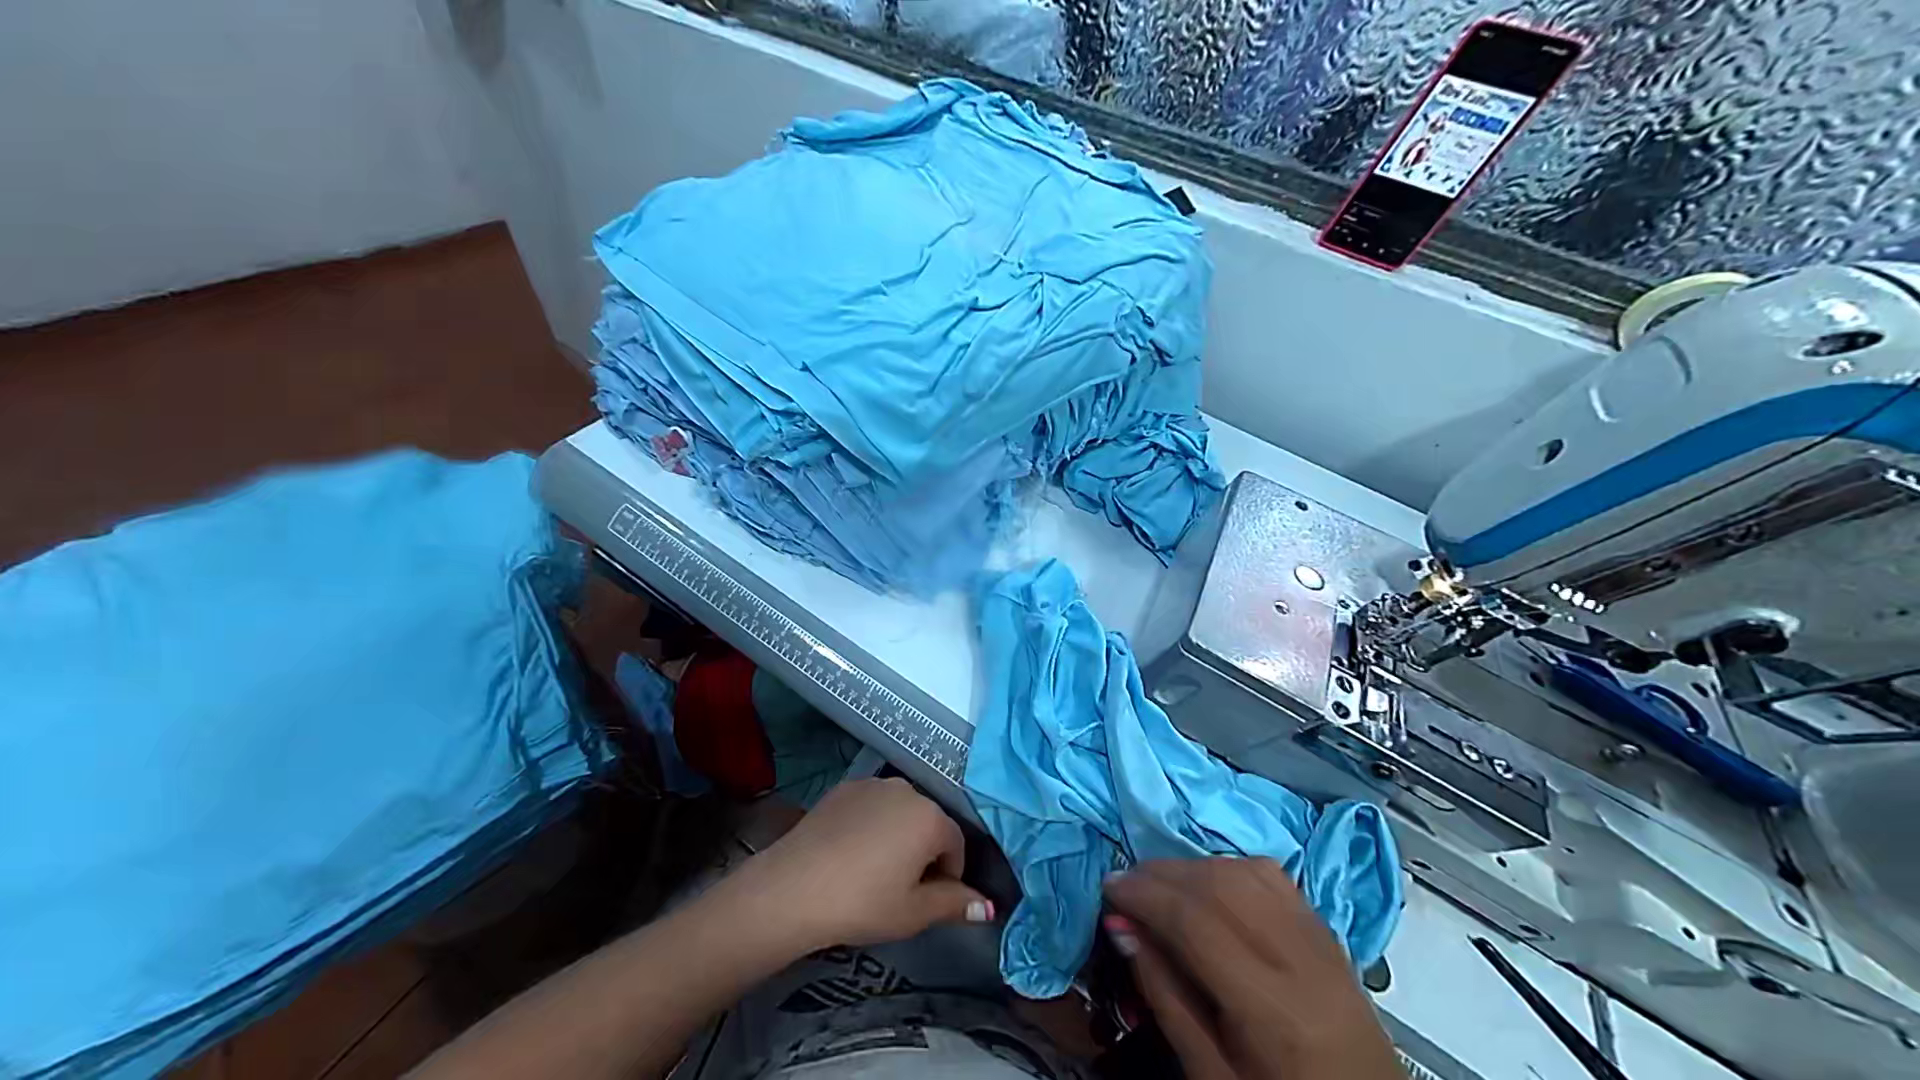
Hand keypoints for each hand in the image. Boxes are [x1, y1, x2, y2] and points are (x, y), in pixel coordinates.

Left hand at [724, 778, 993, 952]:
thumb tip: (988, 906)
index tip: (927, 901)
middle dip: (925, 853)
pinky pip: (872, 805)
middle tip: (900, 889)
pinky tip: (851, 853)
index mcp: (931, 817)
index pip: (957, 845)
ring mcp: (872, 784)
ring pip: (900, 812)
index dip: (948, 877)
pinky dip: (872, 824)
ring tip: (874, 871)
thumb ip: (955, 904)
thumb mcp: (914, 912)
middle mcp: (907, 790)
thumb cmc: (863, 903)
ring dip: (899, 835)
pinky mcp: (844, 787)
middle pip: (929, 824)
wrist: (793, 888)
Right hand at [1104, 858, 1401, 1079]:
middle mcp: (1305, 962)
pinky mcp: (1329, 934)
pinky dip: (1230, 869)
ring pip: (1248, 871)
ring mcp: (1323, 942)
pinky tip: (1207, 885)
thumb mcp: (1211, 1074)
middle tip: (1125, 884)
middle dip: (1163, 873)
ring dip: (1194, 867)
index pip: (1197, 922)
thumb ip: (1165, 996)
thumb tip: (1121, 926)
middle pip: (1222, 884)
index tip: (1109, 889)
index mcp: (1275, 1011)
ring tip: (1159, 885)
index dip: (1146, 896)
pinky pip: (1274, 878)